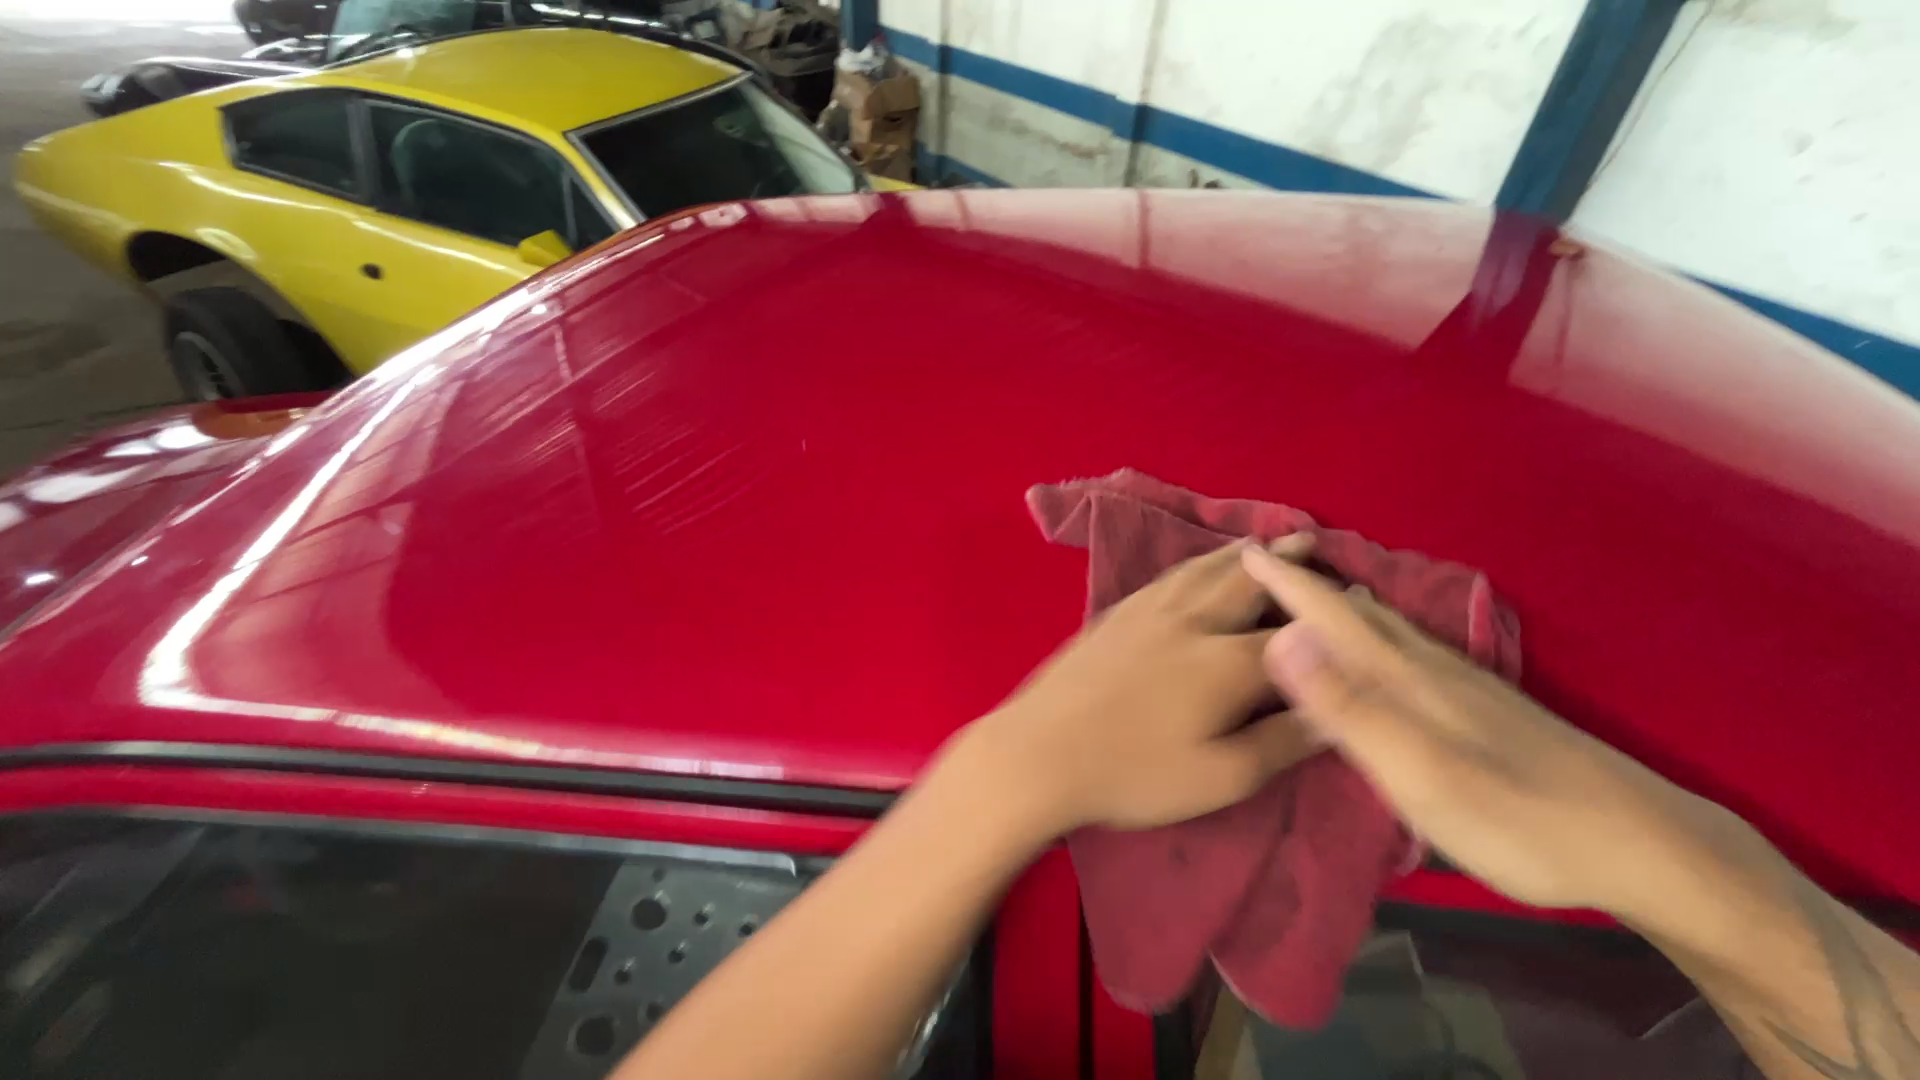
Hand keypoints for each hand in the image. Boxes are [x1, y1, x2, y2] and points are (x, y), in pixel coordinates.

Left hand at [957, 540, 1321, 837]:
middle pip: (1247, 583)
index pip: (1293, 636)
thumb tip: (1335, 713)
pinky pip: (1167, 577)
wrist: (1038, 754)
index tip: (1358, 606)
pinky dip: (1195, 565)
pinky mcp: (1114, 614)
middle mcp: (1191, 621)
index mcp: (1225, 662)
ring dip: (1239, 556)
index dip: (1328, 623)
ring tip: (1262, 544)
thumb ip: (1282, 742)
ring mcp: (1146, 611)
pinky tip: (1195, 568)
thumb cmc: (1133, 774)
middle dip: (1284, 564)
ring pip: (1203, 570)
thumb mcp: (1220, 777)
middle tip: (1311, 542)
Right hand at [1239, 543, 1737, 921]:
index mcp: (1405, 679)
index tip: (1247, 550)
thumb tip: (1282, 637)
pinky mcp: (1484, 708)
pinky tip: (1386, 646)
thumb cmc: (1517, 818)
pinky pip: (1408, 650)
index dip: (1287, 584)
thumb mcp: (1420, 774)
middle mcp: (1431, 669)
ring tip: (1314, 596)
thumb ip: (1349, 707)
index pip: (1331, 617)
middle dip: (1309, 586)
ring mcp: (1464, 686)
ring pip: (1387, 629)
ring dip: (1342, 607)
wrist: (1644, 846)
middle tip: (1268, 565)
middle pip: (1359, 613)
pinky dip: (1376, 634)